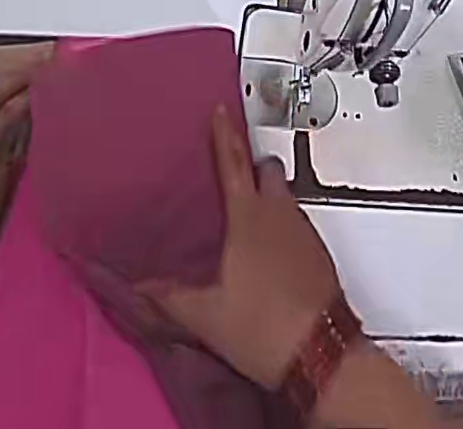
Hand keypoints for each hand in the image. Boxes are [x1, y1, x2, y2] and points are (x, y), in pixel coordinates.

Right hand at [141, 109, 341, 388]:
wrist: (320, 352)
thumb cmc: (266, 326)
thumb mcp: (206, 314)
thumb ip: (170, 296)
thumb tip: (142, 287)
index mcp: (249, 217)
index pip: (233, 163)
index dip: (225, 134)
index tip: (222, 111)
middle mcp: (279, 213)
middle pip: (265, 170)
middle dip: (250, 164)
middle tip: (234, 169)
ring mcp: (302, 228)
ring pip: (282, 195)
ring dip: (266, 196)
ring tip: (247, 218)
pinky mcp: (317, 248)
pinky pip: (296, 221)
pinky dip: (281, 223)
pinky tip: (269, 251)